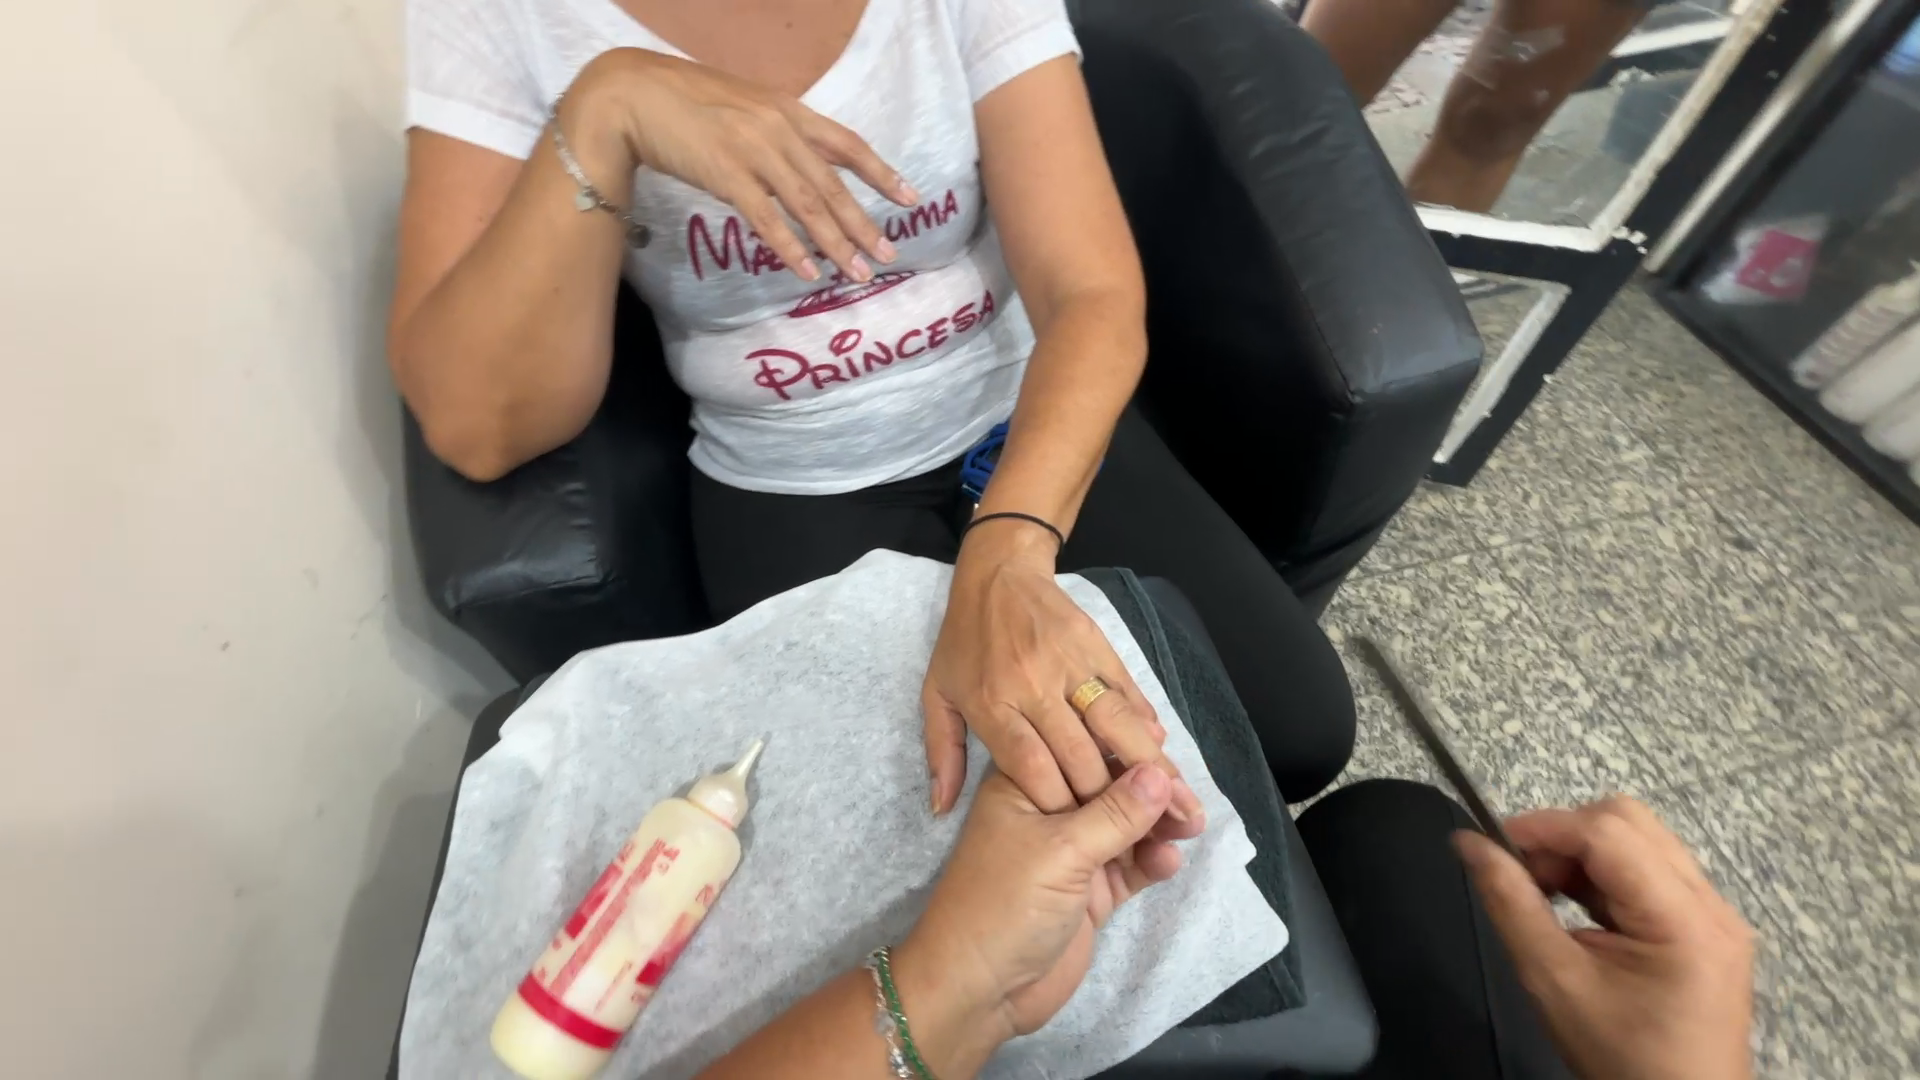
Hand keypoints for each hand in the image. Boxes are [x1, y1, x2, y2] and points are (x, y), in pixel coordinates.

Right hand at [567, 48, 915, 281]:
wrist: (634, 94)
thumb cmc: (690, 104)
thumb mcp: (748, 109)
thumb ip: (783, 135)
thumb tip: (811, 168)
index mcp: (789, 111)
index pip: (847, 144)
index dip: (881, 172)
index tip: (910, 199)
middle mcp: (779, 129)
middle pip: (832, 185)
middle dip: (863, 224)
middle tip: (887, 256)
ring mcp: (753, 150)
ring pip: (807, 205)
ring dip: (835, 243)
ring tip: (857, 273)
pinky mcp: (726, 174)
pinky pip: (767, 218)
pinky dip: (790, 247)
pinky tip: (808, 271)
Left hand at [897, 764, 1183, 1047]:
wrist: (979, 989)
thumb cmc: (1006, 900)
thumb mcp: (1062, 849)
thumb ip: (1115, 814)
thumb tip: (1162, 773)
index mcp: (1027, 780)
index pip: (1078, 747)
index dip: (1120, 746)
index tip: (1164, 744)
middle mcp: (1050, 808)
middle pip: (1109, 786)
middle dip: (1149, 790)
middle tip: (1191, 800)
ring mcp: (1070, 850)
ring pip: (1124, 826)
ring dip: (1157, 825)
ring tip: (1191, 827)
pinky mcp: (1089, 890)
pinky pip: (1128, 866)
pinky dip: (1150, 861)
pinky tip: (1169, 860)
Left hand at [921, 523, 1205, 829]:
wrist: (996, 574)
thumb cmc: (963, 640)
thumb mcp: (937, 693)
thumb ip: (942, 752)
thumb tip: (939, 809)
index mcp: (992, 703)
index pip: (1032, 767)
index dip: (1059, 806)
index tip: (1077, 837)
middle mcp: (1032, 687)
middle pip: (1079, 755)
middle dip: (1111, 801)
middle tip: (1138, 833)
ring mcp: (1068, 663)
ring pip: (1113, 724)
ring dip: (1145, 766)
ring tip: (1172, 801)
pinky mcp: (1095, 644)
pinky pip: (1125, 689)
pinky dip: (1144, 720)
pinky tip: (1160, 747)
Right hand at [1456, 797, 1755, 1079]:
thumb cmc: (1618, 1051)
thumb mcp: (1550, 976)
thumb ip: (1508, 899)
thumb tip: (1466, 840)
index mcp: (1684, 921)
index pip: (1606, 832)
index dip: (1542, 826)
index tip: (1494, 848)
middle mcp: (1710, 906)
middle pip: (1625, 820)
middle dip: (1561, 834)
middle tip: (1526, 874)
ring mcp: (1711, 914)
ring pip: (1632, 835)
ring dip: (1576, 850)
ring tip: (1548, 893)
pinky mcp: (1700, 923)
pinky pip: (1641, 863)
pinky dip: (1595, 869)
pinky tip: (1576, 906)